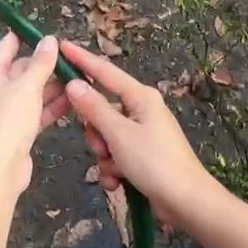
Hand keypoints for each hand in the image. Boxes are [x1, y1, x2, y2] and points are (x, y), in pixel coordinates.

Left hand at [0, 34, 66, 190]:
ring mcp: (7, 110)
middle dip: (46, 65)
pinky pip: (36, 111)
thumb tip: (50, 39)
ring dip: (53, 86)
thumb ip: (41, 63)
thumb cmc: (8, 120)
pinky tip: (73, 100)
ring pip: (32, 92)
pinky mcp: (18, 129)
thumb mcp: (27, 87)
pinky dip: (52, 106)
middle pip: (22, 70)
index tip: (49, 32)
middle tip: (73, 59)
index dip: (26, 37)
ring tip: (79, 78)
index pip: (7, 46)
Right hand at [58, 39, 222, 229]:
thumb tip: (74, 83)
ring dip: (104, 155)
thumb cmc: (154, 162)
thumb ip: (94, 108)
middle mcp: (142, 110)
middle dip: (95, 133)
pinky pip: (117, 154)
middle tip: (101, 148)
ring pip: (106, 136)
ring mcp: (144, 133)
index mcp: (140, 97)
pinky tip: (119, 183)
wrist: (186, 201)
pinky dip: (114, 169)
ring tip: (115, 170)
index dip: (82, 60)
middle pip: (102, 110)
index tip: (61, 46)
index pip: (104, 72)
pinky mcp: (144, 155)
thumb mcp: (119, 134)